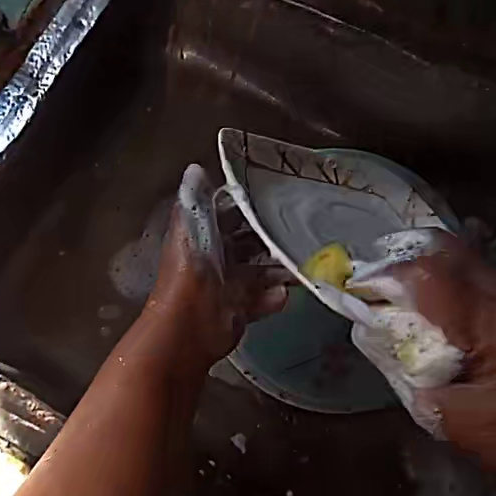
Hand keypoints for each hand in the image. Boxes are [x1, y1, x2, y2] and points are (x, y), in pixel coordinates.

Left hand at [139, 165, 290, 371]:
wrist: (189, 326)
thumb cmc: (191, 271)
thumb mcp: (192, 227)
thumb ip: (196, 199)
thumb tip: (195, 168)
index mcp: (203, 235)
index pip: (229, 214)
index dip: (249, 205)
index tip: (279, 194)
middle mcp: (217, 258)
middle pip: (250, 243)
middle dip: (272, 237)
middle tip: (302, 227)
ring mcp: (230, 285)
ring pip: (262, 271)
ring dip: (281, 267)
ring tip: (305, 259)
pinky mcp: (240, 310)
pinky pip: (264, 299)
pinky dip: (275, 296)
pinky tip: (286, 292)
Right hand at [387, 236, 495, 487]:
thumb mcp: (444, 412)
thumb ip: (405, 368)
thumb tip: (367, 328)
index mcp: (493, 324)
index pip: (431, 276)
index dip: (388, 276)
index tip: (358, 289)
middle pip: (443, 250)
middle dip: (400, 260)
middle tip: (370, 280)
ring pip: (454, 251)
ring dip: (417, 262)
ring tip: (389, 284)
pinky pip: (465, 265)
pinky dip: (435, 271)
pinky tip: (418, 293)